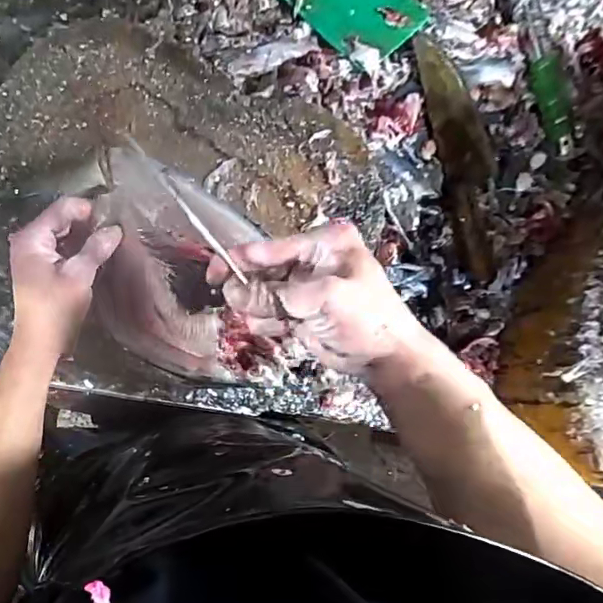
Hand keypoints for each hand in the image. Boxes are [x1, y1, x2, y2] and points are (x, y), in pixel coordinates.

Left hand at [8, 196, 122, 361]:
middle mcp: (27, 241)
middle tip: (112, 229)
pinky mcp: (38, 270)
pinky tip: (94, 255)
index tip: (112, 217)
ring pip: (61, 236)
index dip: (87, 210)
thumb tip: (115, 229)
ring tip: (107, 241)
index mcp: (32, 238)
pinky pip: (59, 250)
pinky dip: (75, 250)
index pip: (61, 209)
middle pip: (59, 220)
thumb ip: (95, 249)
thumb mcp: (79, 276)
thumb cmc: (56, 309)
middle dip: (85, 223)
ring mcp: (31, 256)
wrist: (39, 343)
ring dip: (82, 238)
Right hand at [208, 221, 436, 375]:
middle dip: (249, 288)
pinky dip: (265, 322)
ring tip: (264, 320)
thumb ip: (276, 295)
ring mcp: (304, 289)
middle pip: (263, 270)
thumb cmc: (368, 319)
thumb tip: (234, 291)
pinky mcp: (299, 313)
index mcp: (325, 244)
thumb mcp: (323, 298)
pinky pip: (268, 314)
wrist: (386, 357)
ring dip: (256, 309)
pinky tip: (275, 329)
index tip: (216, 270)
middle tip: (235, 302)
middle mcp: (312, 262)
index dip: (243, 258)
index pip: (274, 247)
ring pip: (261, 294)